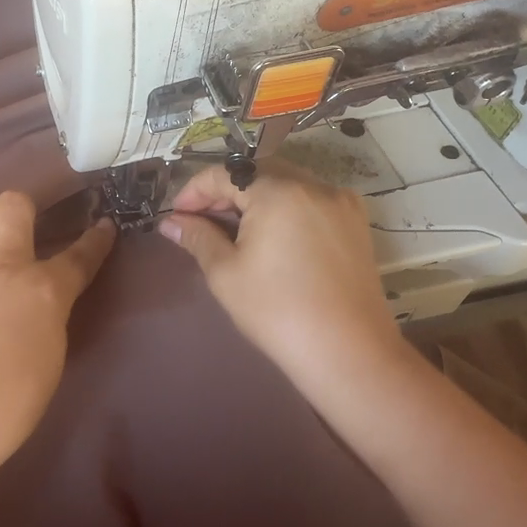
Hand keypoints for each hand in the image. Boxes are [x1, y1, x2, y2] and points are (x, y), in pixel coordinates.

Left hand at [0, 192, 115, 482]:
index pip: (79, 255)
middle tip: (17, 240)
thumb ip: (47, 315)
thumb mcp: (49, 358)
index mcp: (44, 289)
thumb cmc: (6, 404)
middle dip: (20, 213)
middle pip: (14, 203)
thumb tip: (39, 300)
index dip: (95, 240)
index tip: (102, 225)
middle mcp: (2, 261)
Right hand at [158, 161, 396, 369]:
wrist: (349, 353)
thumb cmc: (277, 311)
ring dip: (254, 198)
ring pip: (285, 184)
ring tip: (232, 230)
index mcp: (278, 192)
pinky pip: (309, 201)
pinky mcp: (355, 224)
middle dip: (225, 192)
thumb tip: (171, 223)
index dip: (194, 191)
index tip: (176, 216)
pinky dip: (284, 208)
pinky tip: (271, 237)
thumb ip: (197, 237)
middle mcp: (313, 186)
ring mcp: (340, 203)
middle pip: (257, 173)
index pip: (225, 173)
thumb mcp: (225, 272)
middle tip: (200, 221)